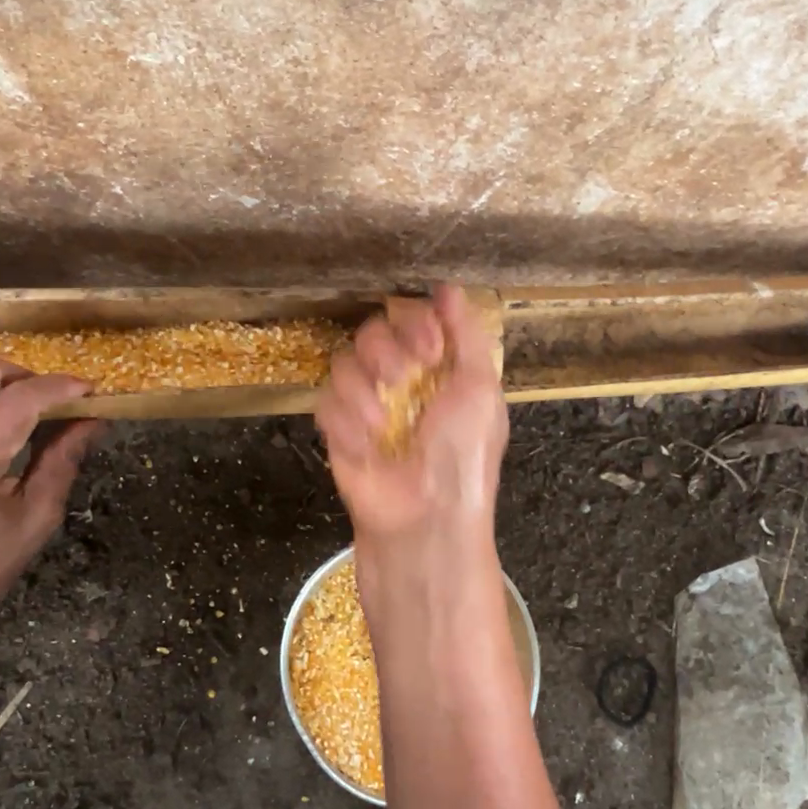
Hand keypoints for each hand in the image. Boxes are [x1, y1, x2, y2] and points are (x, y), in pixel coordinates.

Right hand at [316, 285, 508, 564]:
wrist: (427, 519)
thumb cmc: (464, 456)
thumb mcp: (482, 390)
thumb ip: (466, 335)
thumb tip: (449, 288)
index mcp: (439, 367)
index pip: (414, 318)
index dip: (417, 323)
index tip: (430, 347)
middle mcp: (402, 379)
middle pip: (373, 332)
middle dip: (387, 351)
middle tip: (404, 377)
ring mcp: (367, 403)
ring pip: (344, 362)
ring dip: (363, 389)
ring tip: (383, 424)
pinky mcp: (338, 430)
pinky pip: (325, 402)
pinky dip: (344, 422)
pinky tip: (365, 446)